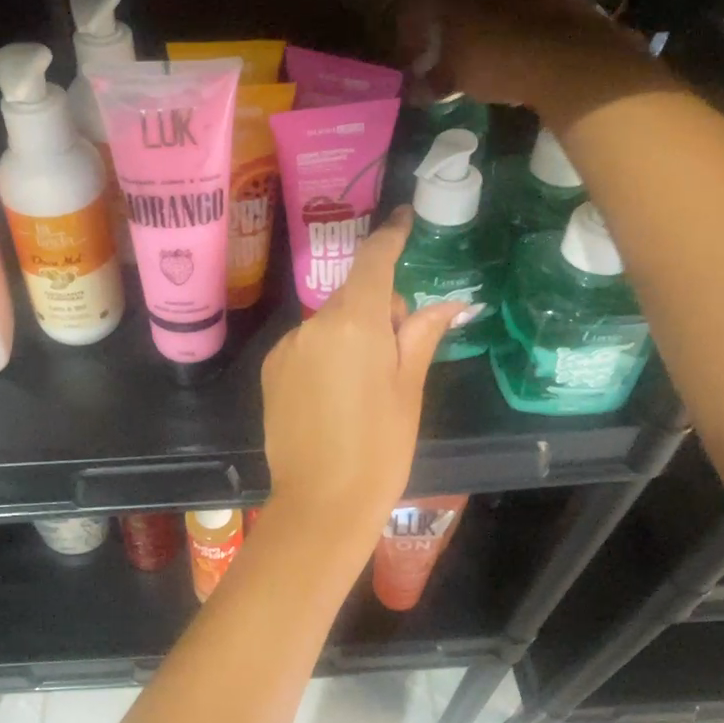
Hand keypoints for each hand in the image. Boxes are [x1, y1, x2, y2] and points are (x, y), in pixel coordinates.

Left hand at [260, 208, 467, 539]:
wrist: (322, 502)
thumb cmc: (380, 448)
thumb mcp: (410, 389)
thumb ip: (423, 335)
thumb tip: (451, 303)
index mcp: (356, 322)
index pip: (374, 261)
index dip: (391, 237)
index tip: (402, 220)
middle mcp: (314, 323)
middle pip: (355, 296)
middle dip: (380, 310)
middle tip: (400, 355)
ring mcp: (288, 346)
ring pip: (330, 324)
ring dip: (351, 336)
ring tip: (364, 389)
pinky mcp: (272, 369)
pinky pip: (307, 347)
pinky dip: (325, 356)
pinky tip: (333, 398)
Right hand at [397, 0, 677, 124]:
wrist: (573, 58)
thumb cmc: (498, 64)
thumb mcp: (454, 80)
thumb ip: (430, 82)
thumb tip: (415, 92)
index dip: (407, 32)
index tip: (413, 60)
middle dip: (442, 21)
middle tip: (441, 51)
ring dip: (477, 19)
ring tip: (478, 51)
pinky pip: (517, 0)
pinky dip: (508, 20)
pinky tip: (512, 47)